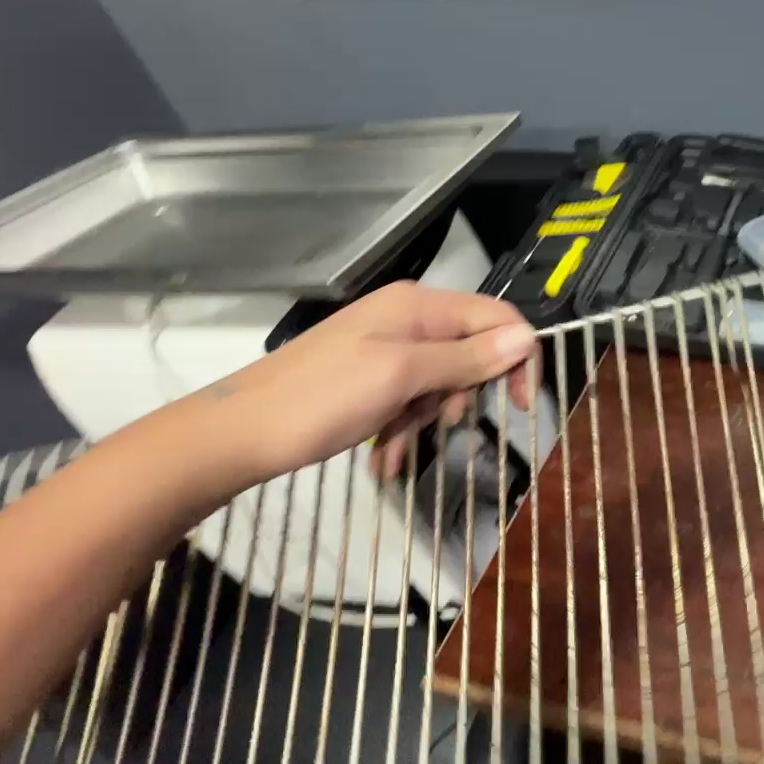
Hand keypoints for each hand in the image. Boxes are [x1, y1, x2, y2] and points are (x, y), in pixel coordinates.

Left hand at [196, 281, 539, 484]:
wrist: (235, 435)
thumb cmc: (321, 400)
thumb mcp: (402, 377)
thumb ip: (467, 357)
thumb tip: (528, 338)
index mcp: (421, 306)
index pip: (498, 318)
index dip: (519, 356)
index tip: (522, 404)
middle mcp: (410, 318)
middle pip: (473, 350)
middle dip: (462, 393)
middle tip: (441, 422)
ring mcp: (389, 346)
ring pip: (444, 380)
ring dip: (428, 417)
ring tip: (396, 445)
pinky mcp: (373, 374)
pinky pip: (412, 396)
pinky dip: (405, 426)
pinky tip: (386, 457)